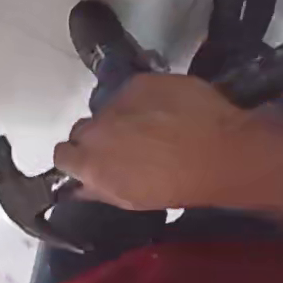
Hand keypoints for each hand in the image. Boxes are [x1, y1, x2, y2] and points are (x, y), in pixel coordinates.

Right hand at [53, 73, 282, 211]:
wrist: (219, 153)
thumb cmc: (177, 186)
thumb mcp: (132, 200)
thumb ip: (98, 189)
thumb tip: (80, 186)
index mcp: (89, 162)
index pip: (62, 154)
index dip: (78, 158)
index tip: (93, 162)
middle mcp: (96, 128)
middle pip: (83, 129)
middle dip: (99, 137)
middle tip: (127, 146)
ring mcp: (118, 101)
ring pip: (108, 108)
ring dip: (122, 117)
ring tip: (153, 127)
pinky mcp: (141, 82)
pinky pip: (132, 91)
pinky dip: (143, 100)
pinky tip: (167, 111)